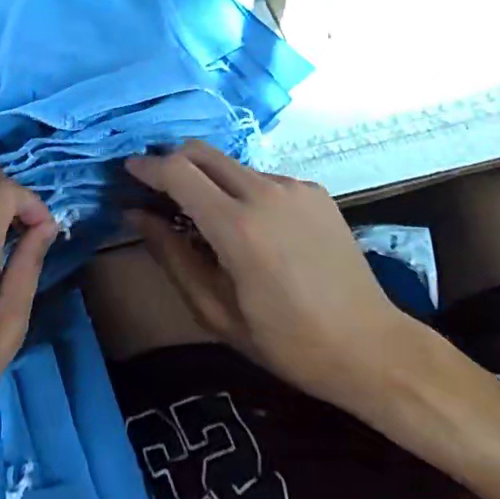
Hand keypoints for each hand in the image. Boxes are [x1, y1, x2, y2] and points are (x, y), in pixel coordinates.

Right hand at [124, 141, 409, 408]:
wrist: (371, 347)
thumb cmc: (286, 342)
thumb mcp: (216, 312)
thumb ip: (171, 256)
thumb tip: (136, 215)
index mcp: (237, 227)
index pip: (177, 171)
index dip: (146, 166)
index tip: (128, 171)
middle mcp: (265, 192)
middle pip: (202, 151)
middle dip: (172, 161)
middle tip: (158, 189)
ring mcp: (294, 187)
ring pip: (232, 165)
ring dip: (209, 180)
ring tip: (210, 221)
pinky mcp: (315, 191)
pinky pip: (264, 180)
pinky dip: (244, 192)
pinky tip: (255, 230)